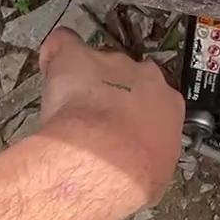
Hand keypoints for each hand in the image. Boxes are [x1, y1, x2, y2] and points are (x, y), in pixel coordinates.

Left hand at [36, 28, 183, 202]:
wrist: (107, 160)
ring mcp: (111, 65)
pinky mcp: (78, 58)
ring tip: (68, 110)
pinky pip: (64, 45)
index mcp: (169, 105)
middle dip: (113, 93)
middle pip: (128, 76)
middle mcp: (145, 78)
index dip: (138, 111)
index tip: (127, 125)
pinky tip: (50, 68)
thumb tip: (144, 169)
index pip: (156, 98)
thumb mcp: (157, 174)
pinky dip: (55, 55)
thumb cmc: (134, 172)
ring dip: (84, 82)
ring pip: (96, 64)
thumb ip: (152, 159)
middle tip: (96, 119)